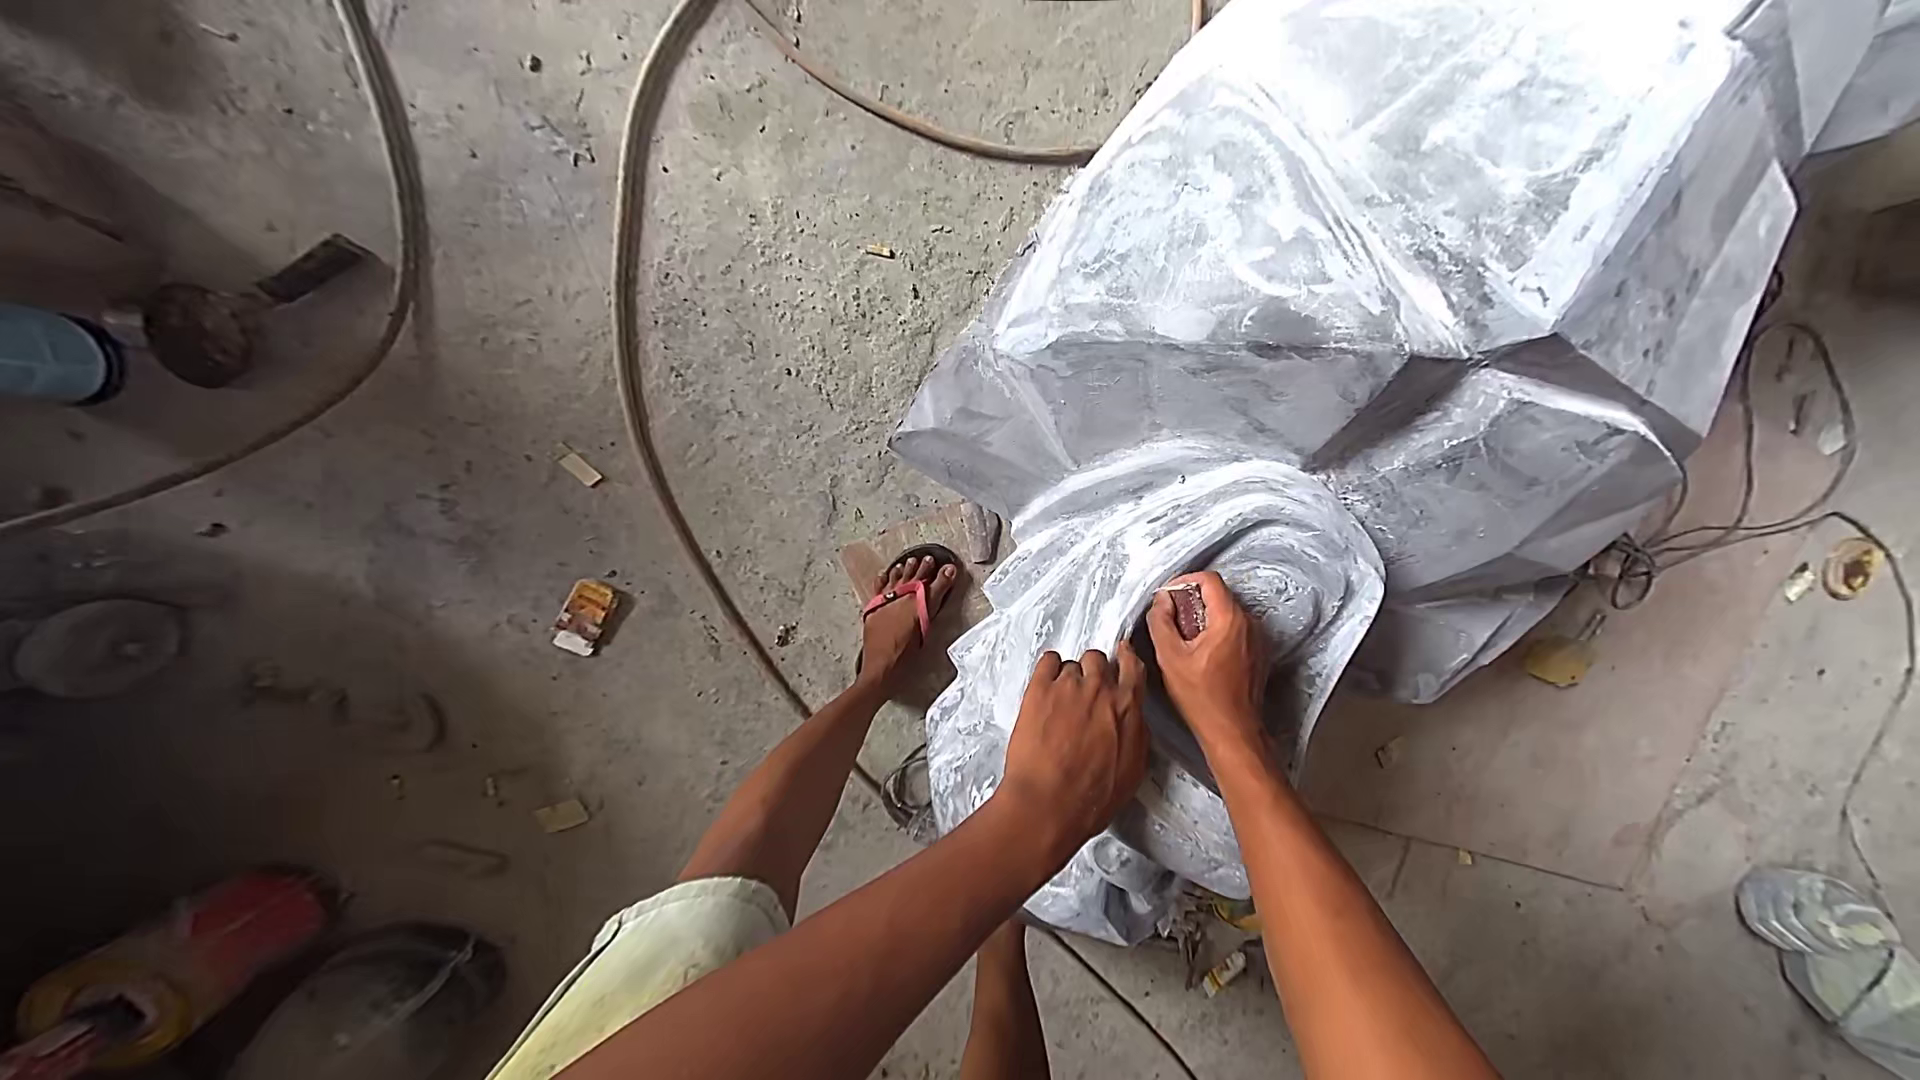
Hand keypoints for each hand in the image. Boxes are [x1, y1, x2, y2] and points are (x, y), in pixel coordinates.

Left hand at [858, 555, 958, 691]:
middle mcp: (903, 599)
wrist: (882, 668)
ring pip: (898, 578)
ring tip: (909, 562)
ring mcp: (887, 601)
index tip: (950, 567)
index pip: (936, 586)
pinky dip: (884, 578)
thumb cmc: (906, 657)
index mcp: (920, 607)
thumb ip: (930, 613)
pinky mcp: (874, 606)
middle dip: (924, 567)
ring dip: (905, 569)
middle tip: (929, 559)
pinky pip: (879, 586)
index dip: (944, 576)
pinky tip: (886, 572)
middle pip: (916, 578)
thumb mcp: (924, 635)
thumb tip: (933, 601)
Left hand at [992, 646, 1147, 865]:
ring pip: (1072, 664)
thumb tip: (1132, 719)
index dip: (1125, 658)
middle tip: (1083, 690)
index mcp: (1128, 709)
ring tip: (1059, 699)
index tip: (1122, 655)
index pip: (1132, 667)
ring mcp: (1069, 686)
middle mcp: (1101, 691)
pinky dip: (1048, 668)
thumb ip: (1135, 734)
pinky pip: (1048, 660)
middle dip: (1092, 671)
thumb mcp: (1131, 770)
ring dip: (1068, 676)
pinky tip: (1045, 684)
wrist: (1049, 802)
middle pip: (1098, 659)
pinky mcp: (1040, 688)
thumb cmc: (1089, 797)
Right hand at [1146, 571, 1266, 749]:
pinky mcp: (1258, 653)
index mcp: (1230, 620)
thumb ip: (1161, 621)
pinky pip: (1234, 629)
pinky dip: (1215, 632)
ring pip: (1226, 612)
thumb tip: (1161, 600)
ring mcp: (1257, 639)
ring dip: (1202, 618)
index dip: (1184, 581)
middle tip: (1169, 620)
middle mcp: (1250, 624)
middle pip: (1218, 595)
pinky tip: (1199, 653)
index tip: (1167, 596)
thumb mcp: (1169, 656)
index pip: (1209, 580)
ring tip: (1182, 640)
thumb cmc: (1202, 697)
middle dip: (1190, 601)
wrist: (1232, 731)